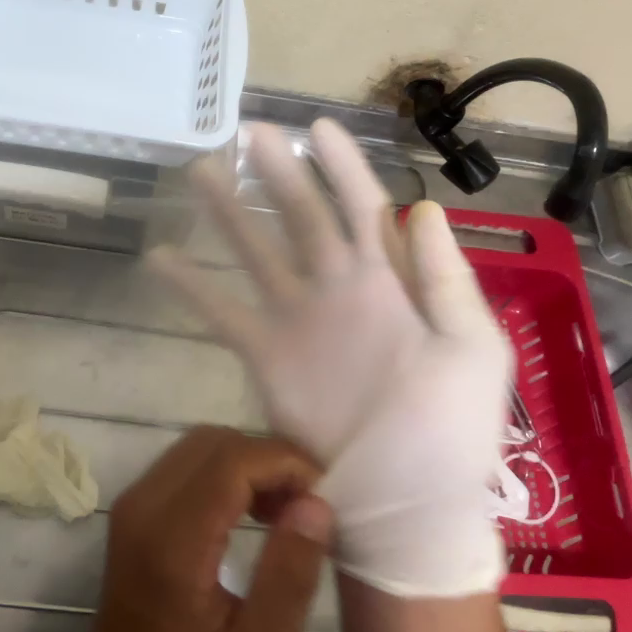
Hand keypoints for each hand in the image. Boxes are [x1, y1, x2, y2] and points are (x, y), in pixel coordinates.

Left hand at [81, 427, 333, 631]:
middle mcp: (144, 507)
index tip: (324, 492)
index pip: (231, 461)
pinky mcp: (134, 506)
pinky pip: (187, 461)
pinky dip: (227, 470)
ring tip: (285, 508)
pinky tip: (252, 509)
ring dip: (249, 462)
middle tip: (308, 503)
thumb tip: (316, 504)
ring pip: (201, 444)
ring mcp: (133, 502)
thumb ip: (288, 580)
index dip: (284, 462)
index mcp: (171, 543)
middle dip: (270, 459)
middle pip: (215, 442)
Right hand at [150, 120, 514, 596]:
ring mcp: (297, 320)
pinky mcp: (264, 355)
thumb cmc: (450, 430)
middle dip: (280, 173)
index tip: (318, 127)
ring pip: (257, 251)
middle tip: (248, 132)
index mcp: (391, 282)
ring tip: (200, 171)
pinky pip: (221, 311)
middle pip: (303, 216)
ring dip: (229, 213)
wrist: (404, 505)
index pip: (364, 206)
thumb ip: (445, 280)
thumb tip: (421, 207)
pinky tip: (161, 257)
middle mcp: (339, 288)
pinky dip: (191, 285)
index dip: (343, 167)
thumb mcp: (470, 348)